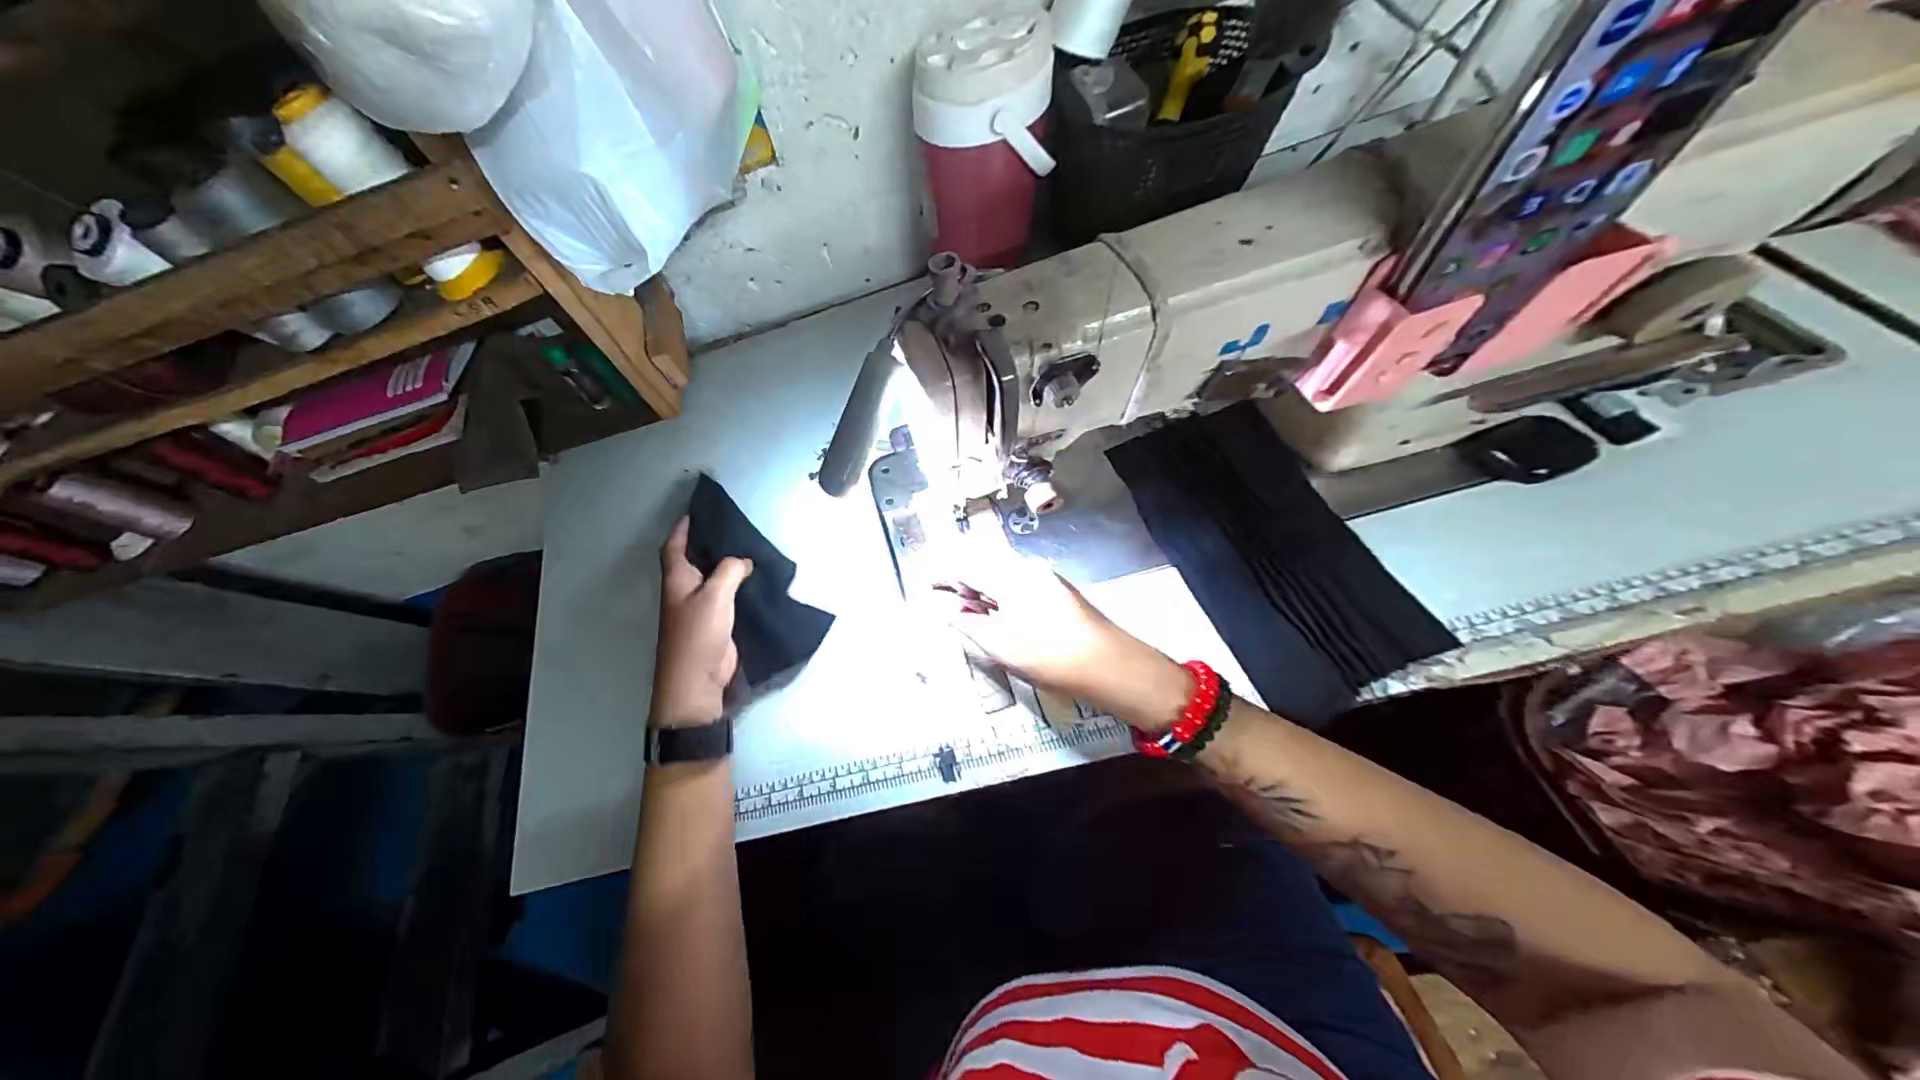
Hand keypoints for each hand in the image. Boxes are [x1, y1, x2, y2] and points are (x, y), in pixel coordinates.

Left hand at [653, 516, 752, 728]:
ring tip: (747, 550)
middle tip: (729, 528)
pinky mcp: (715, 626)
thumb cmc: (698, 634)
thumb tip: (742, 561)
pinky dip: (737, 588)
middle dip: (705, 545)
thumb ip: (730, 571)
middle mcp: (684, 593)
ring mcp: (699, 611)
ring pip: (711, 580)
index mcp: (677, 581)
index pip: (674, 548)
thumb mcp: (715, 595)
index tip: (694, 514)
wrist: (697, 681)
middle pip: (692, 562)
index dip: (681, 530)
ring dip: (725, 567)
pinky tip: (754, 582)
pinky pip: (726, 599)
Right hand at [931, 547, 1190, 732]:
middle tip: (946, 597)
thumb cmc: (1049, 654)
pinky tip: (998, 616)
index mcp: (1012, 575)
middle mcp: (1030, 570)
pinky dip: (1002, 598)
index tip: (929, 583)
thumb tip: (951, 610)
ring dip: (984, 591)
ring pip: (1005, 578)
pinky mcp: (1059, 597)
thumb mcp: (999, 644)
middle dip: (964, 581)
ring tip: (969, 610)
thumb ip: (969, 623)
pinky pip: (1020, 588)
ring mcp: (1048, 581)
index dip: (945, 574)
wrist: (1110, 666)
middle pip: (988, 567)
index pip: (969, 565)